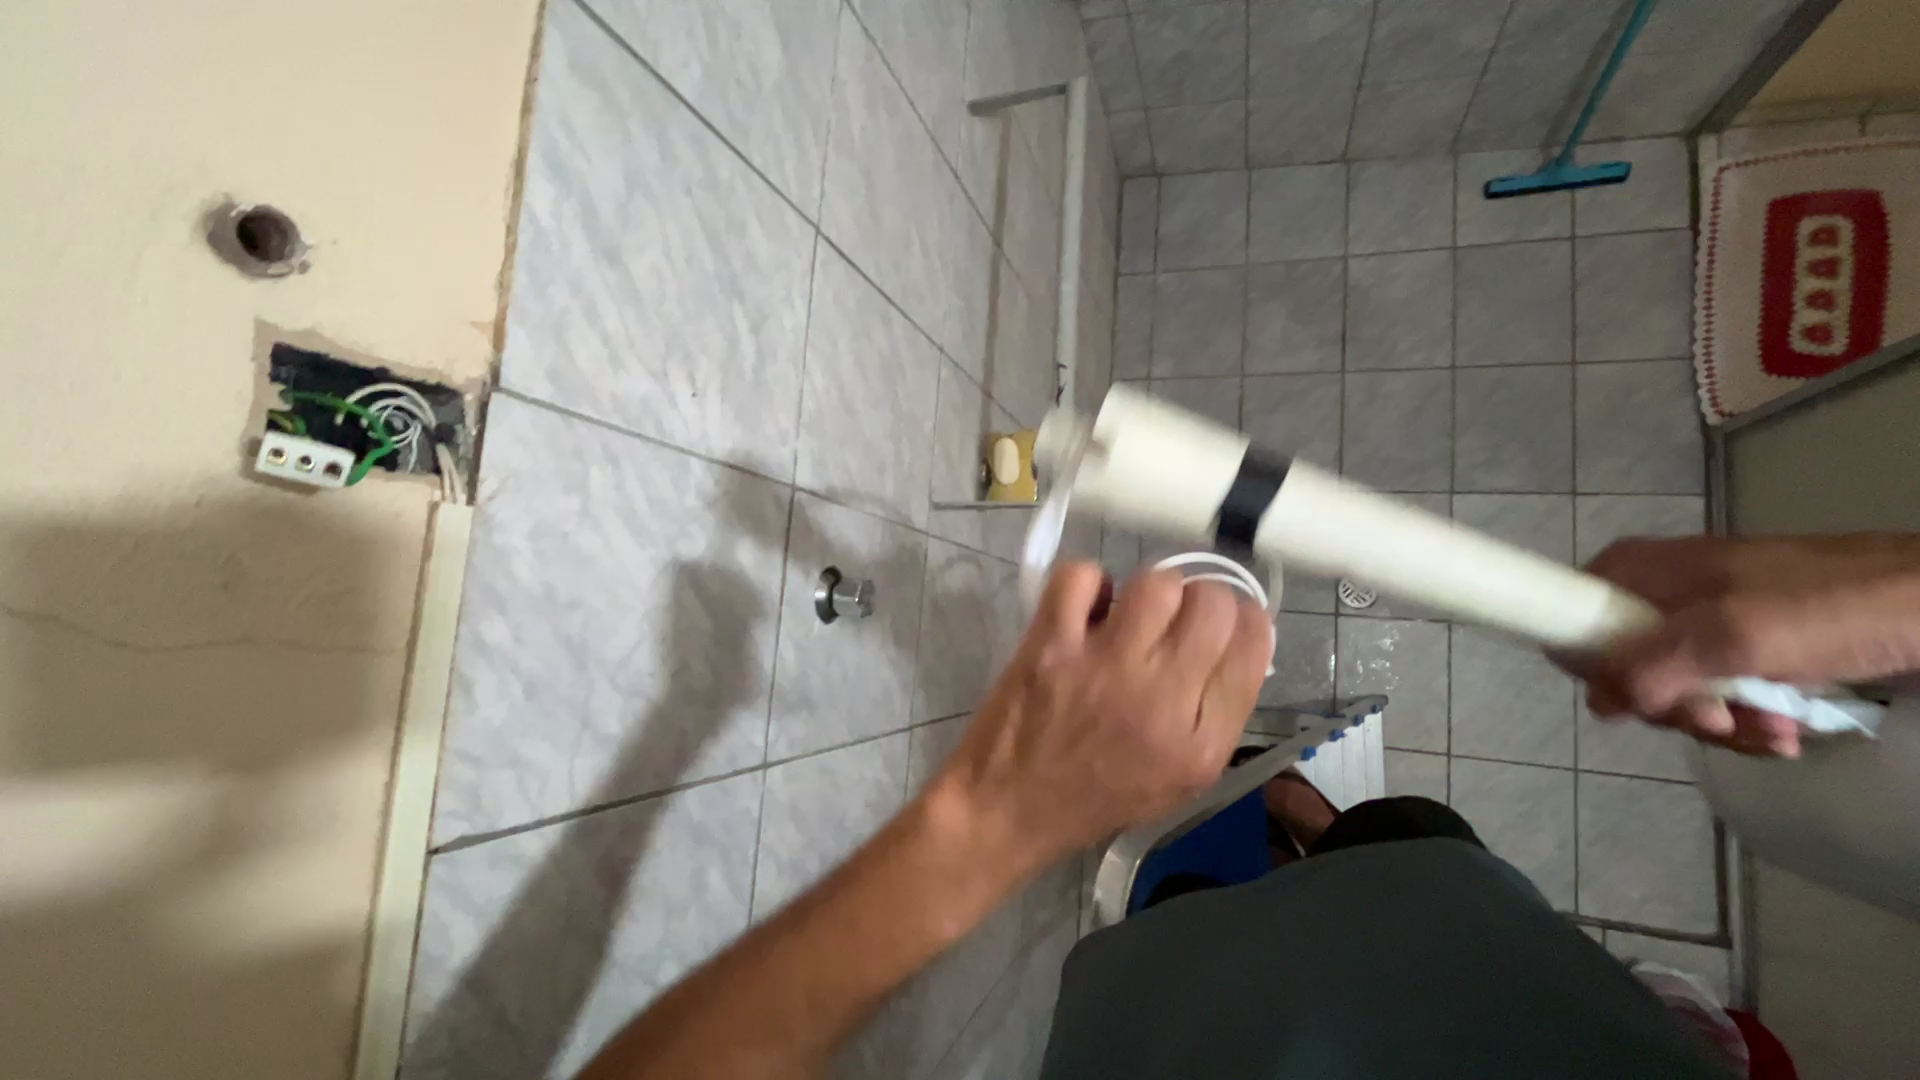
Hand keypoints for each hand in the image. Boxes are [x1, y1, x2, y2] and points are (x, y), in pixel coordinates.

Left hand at [925, 561, 1272, 870]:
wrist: (1008, 809)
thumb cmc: (1096, 797)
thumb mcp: (1181, 778)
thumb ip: (1216, 713)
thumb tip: (1232, 640)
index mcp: (1202, 741)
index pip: (1251, 640)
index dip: (1242, 617)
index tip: (1219, 621)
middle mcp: (1162, 699)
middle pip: (1211, 602)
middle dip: (1198, 599)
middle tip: (1170, 620)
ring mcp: (1104, 667)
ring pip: (1156, 582)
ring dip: (1147, 590)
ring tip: (1129, 615)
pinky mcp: (1050, 645)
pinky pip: (1082, 576)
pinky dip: (1086, 581)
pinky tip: (1083, 610)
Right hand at [1573, 534, 1919, 757]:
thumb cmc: (1831, 607)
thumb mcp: (1732, 636)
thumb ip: (1652, 668)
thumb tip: (1601, 705)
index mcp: (1633, 572)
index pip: (1570, 625)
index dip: (1600, 673)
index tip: (1645, 700)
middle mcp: (1652, 591)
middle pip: (1621, 665)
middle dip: (1670, 705)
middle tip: (1720, 719)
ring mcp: (1697, 616)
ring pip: (1669, 683)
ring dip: (1715, 720)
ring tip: (1771, 730)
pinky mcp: (1740, 640)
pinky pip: (1712, 686)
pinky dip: (1744, 716)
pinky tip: (1782, 729)